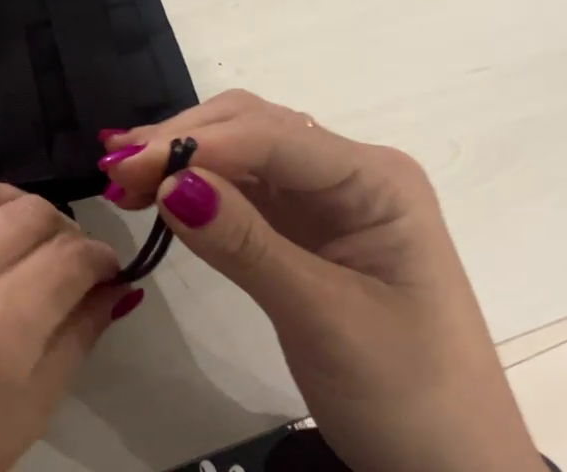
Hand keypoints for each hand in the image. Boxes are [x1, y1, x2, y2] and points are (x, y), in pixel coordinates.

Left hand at [0, 131, 141, 471]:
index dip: (100, 257)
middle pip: (31, 216)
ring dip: (15, 203)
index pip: (72, 258)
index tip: (103, 266)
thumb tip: (115, 281)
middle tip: (64, 253)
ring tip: (21, 225)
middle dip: (63, 230)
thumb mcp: (27, 412)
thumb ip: (78, 338)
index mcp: (0, 330)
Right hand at [102, 91, 544, 471]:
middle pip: (252, 128)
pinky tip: (157, 193)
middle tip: (115, 171)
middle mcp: (349, 172)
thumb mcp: (324, 320)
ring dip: (182, 158)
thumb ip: (246, 246)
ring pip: (240, 152)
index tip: (125, 166)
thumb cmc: (409, 396)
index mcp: (375, 179)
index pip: (273, 138)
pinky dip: (195, 187)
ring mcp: (325, 198)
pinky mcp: (302, 226)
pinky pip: (241, 189)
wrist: (452, 471)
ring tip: (123, 179)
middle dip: (182, 141)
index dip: (196, 144)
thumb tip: (170, 185)